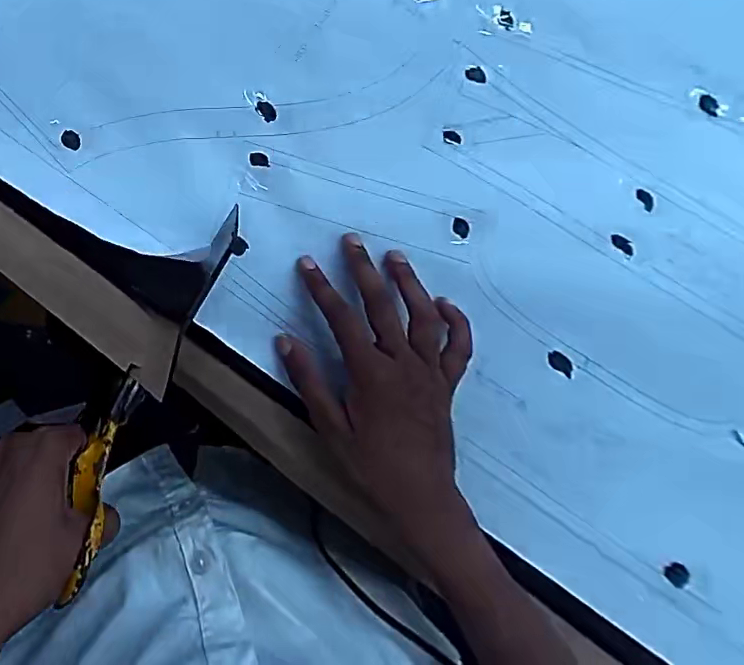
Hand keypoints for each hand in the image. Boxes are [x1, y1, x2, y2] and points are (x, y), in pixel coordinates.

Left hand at [0, 426, 118, 664]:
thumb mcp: (79, 542)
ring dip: (33, 478)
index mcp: (43, 448)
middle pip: (47, 445)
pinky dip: (8, 489)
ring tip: (35, 520)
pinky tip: (8, 526)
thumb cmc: (30, 563)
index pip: (77, 434)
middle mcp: (12, 444)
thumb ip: (104, 519)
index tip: (89, 487)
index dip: (89, 458)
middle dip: (60, 469)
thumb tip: (108, 515)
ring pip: (20, 460)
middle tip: (65, 509)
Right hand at [277, 234, 480, 574]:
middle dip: (364, 271)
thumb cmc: (371, 466)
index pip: (342, 319)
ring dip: (409, 284)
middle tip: (352, 242)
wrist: (423, 500)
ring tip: (396, 258)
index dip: (322, 288)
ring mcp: (429, 374)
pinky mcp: (447, 386)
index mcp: (370, 373)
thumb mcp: (330, 427)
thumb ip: (308, 380)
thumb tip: (286, 340)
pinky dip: (455, 323)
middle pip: (383, 307)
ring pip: (423, 318)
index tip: (307, 264)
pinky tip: (446, 303)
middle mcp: (403, 365)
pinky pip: (458, 349)